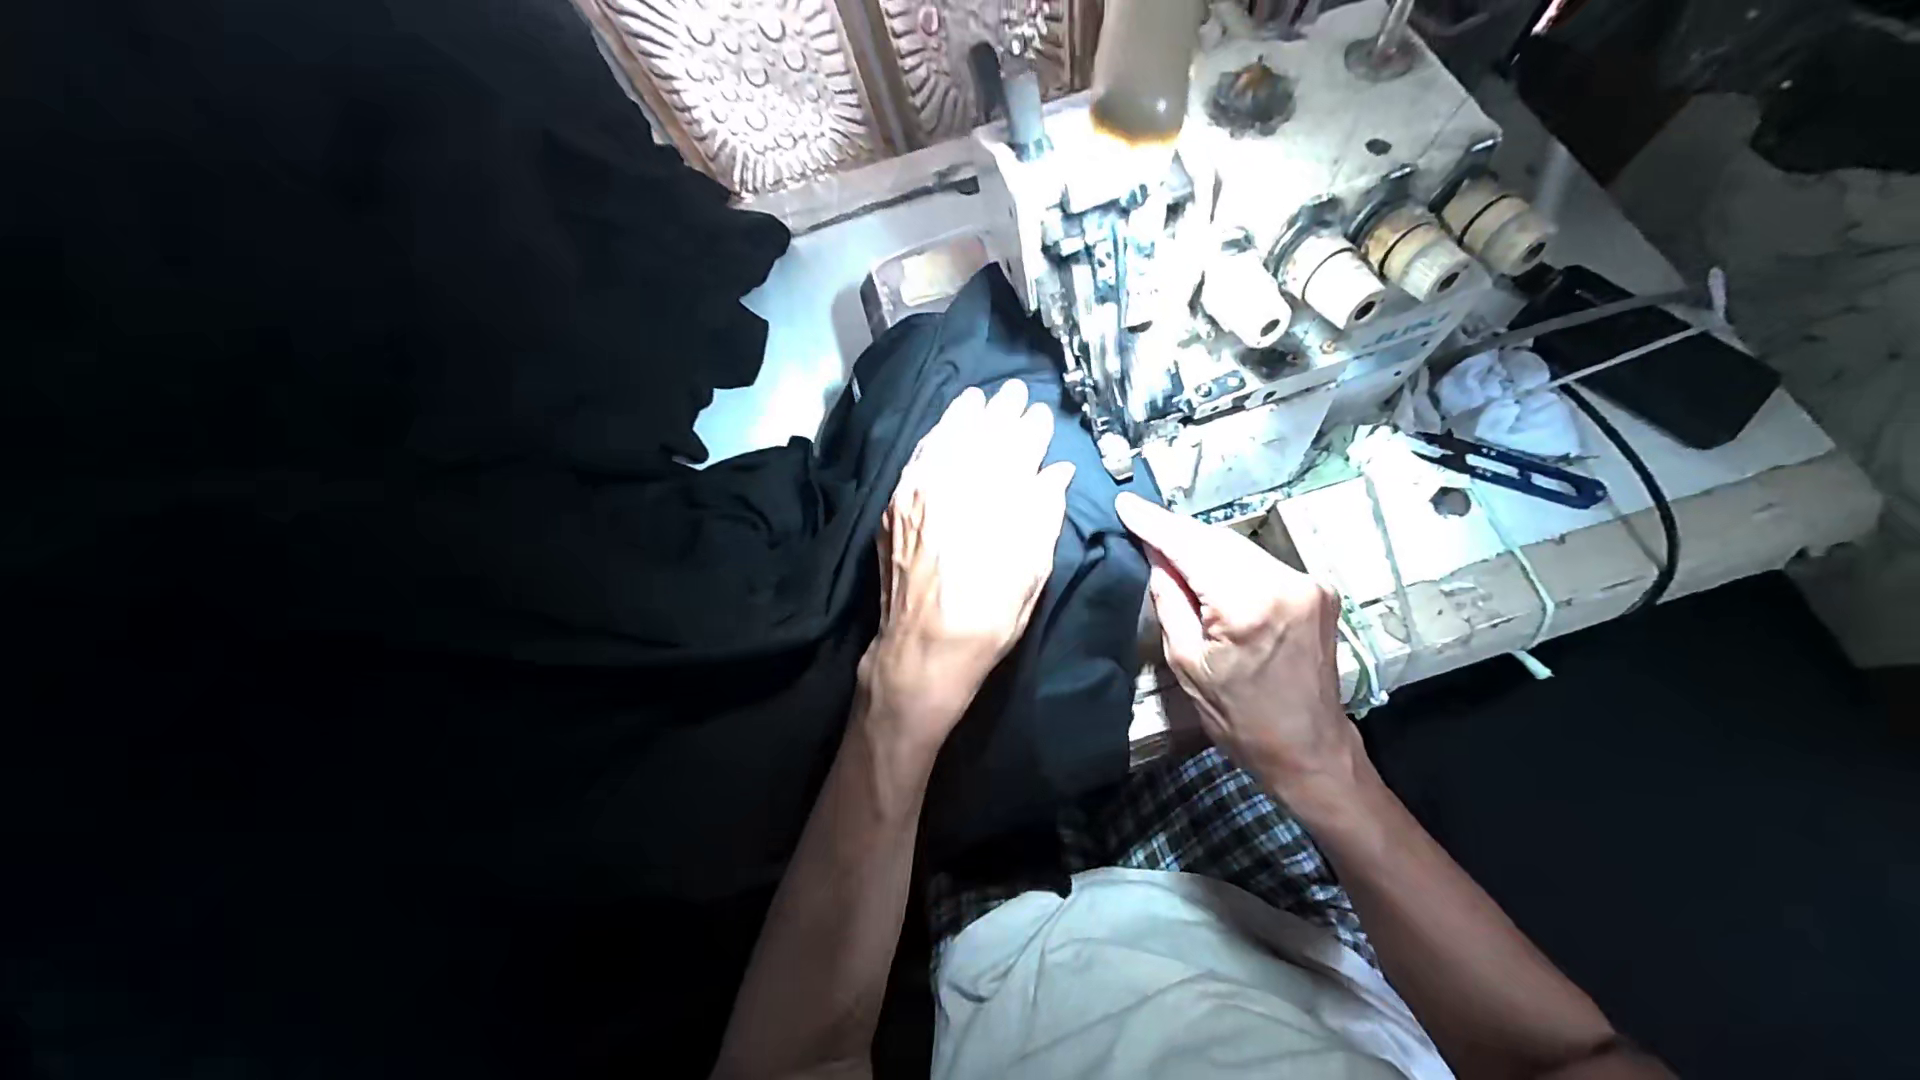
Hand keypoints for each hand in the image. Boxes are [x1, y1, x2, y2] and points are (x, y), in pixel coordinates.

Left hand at [860, 379, 1074, 752]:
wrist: (923, 646)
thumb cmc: (988, 617)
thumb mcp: (1031, 570)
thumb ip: (1043, 513)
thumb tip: (1054, 474)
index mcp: (995, 500)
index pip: (1016, 450)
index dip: (1031, 430)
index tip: (1040, 414)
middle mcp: (953, 486)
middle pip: (980, 437)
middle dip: (1001, 412)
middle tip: (1014, 392)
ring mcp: (917, 493)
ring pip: (944, 439)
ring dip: (964, 416)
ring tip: (979, 399)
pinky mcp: (896, 505)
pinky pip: (917, 456)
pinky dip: (933, 437)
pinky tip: (942, 429)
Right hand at [1115, 492, 1357, 792]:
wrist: (1307, 748)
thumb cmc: (1238, 717)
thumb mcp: (1185, 661)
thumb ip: (1168, 598)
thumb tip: (1155, 555)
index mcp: (1248, 604)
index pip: (1191, 546)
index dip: (1154, 524)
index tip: (1126, 504)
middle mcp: (1285, 582)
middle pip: (1216, 539)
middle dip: (1176, 531)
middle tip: (1140, 523)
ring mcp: (1308, 583)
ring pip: (1238, 547)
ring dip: (1201, 544)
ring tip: (1166, 546)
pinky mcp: (1317, 590)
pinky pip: (1259, 562)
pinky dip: (1228, 560)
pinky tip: (1206, 567)